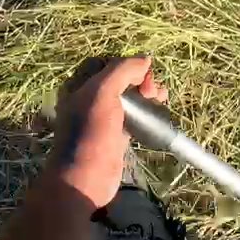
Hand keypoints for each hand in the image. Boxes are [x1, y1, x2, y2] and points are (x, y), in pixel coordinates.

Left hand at [49, 55, 166, 208]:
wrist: (85, 180)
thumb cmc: (90, 133)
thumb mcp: (102, 93)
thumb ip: (122, 70)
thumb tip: (145, 59)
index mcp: (78, 86)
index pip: (106, 62)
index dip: (126, 64)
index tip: (142, 73)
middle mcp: (88, 98)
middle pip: (120, 78)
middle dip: (140, 78)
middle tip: (152, 88)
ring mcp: (102, 117)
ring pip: (129, 95)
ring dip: (147, 90)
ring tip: (161, 95)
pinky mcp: (115, 133)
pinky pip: (133, 113)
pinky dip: (146, 107)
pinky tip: (159, 106)